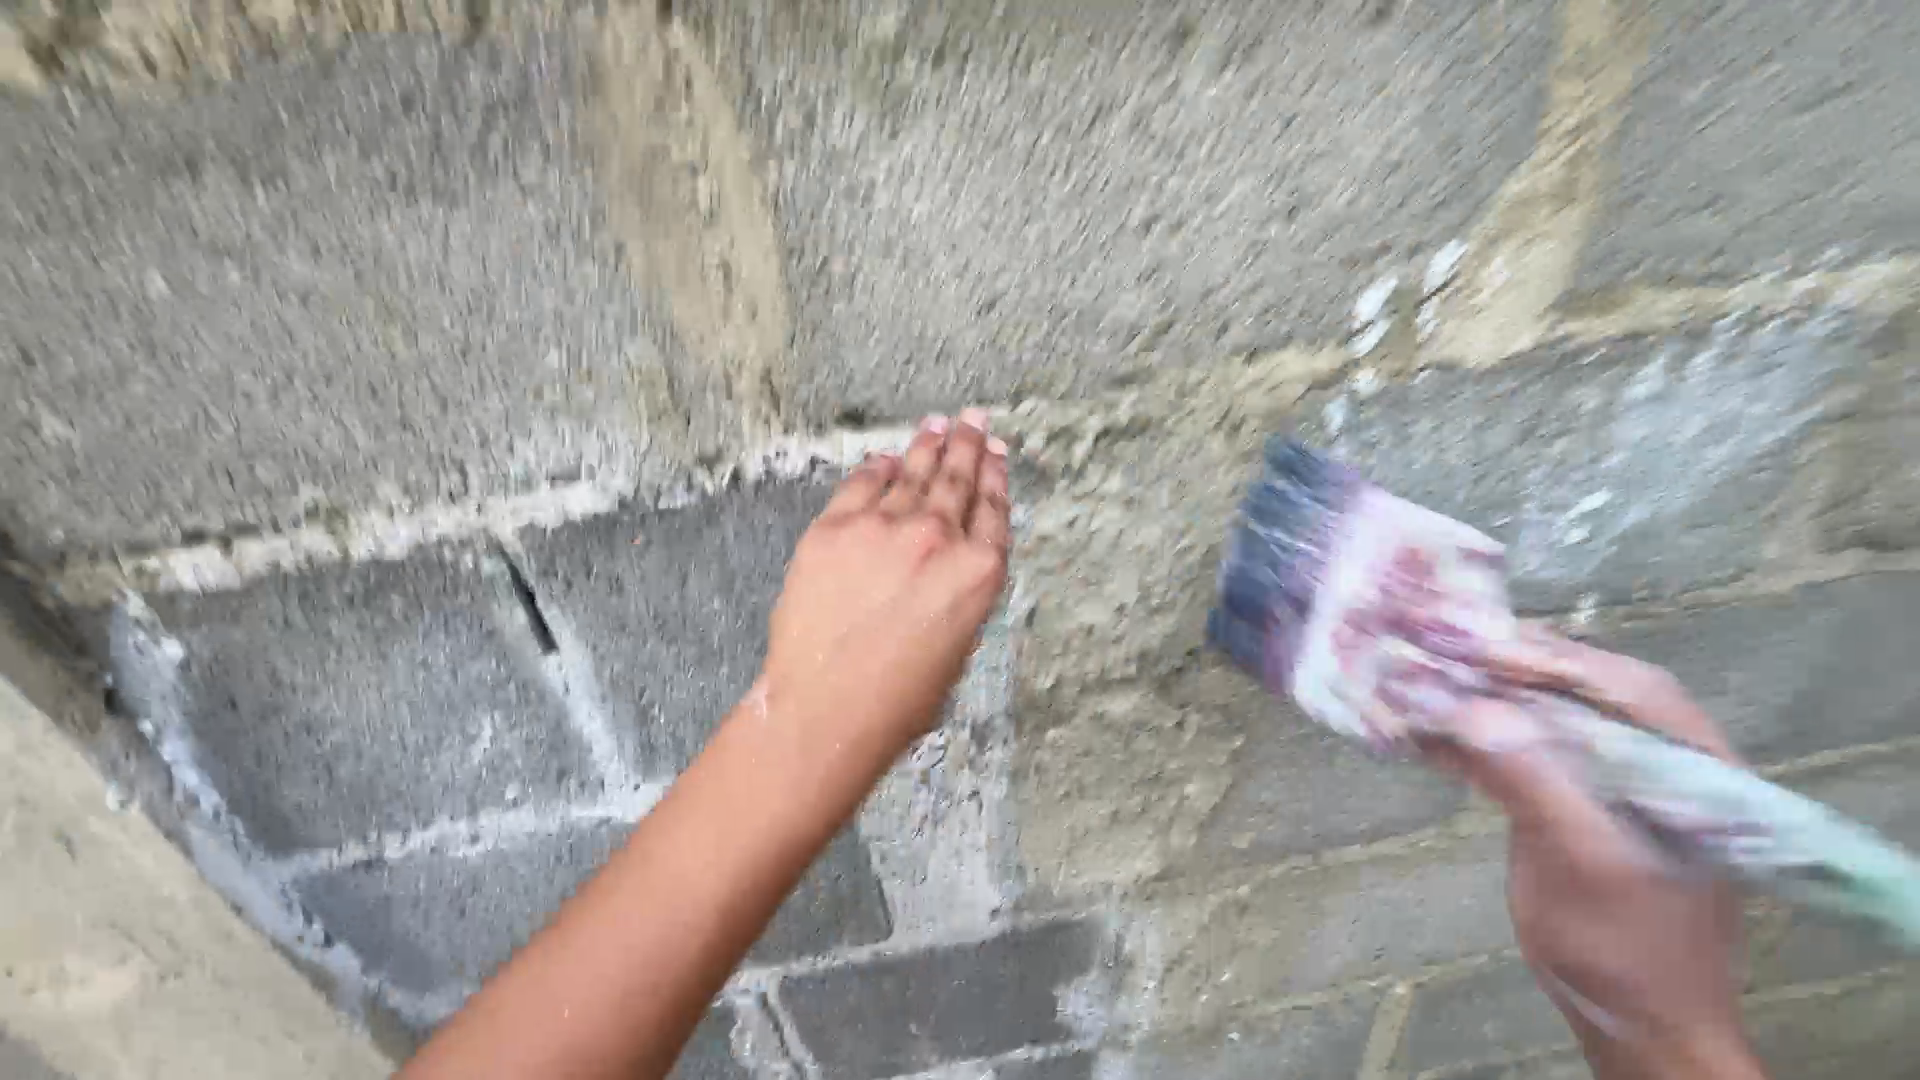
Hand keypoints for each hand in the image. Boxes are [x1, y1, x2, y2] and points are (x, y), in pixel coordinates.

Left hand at [761, 409, 1010, 755]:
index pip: (993, 509)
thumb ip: (960, 591)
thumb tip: (948, 562)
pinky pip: (861, 485)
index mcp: (977, 572)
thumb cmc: (899, 698)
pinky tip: (886, 459)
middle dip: (968, 445)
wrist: (826, 709)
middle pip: (957, 479)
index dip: (996, 476)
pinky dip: (877, 469)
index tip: (997, 453)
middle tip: (974, 421)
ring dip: (926, 446)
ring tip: (937, 426)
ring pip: (912, 474)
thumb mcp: (958, 646)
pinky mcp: (834, 528)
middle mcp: (936, 539)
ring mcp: (883, 528)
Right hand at [1430, 627, 1766, 1079]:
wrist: (1632, 1020)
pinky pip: (1514, 749)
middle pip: (1573, 689)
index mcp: (1692, 767)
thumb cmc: (1624, 946)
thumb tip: (1467, 707)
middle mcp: (1654, 759)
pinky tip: (1417, 729)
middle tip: (1432, 649)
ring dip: (1474, 698)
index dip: (1548, 657)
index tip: (1471, 646)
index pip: (1624, 685)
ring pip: (1536, 715)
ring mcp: (1606, 778)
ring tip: (1414, 679)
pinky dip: (1465, 736)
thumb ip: (1532, 779)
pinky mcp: (1565, 796)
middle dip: (1501, 667)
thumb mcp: (1581, 861)